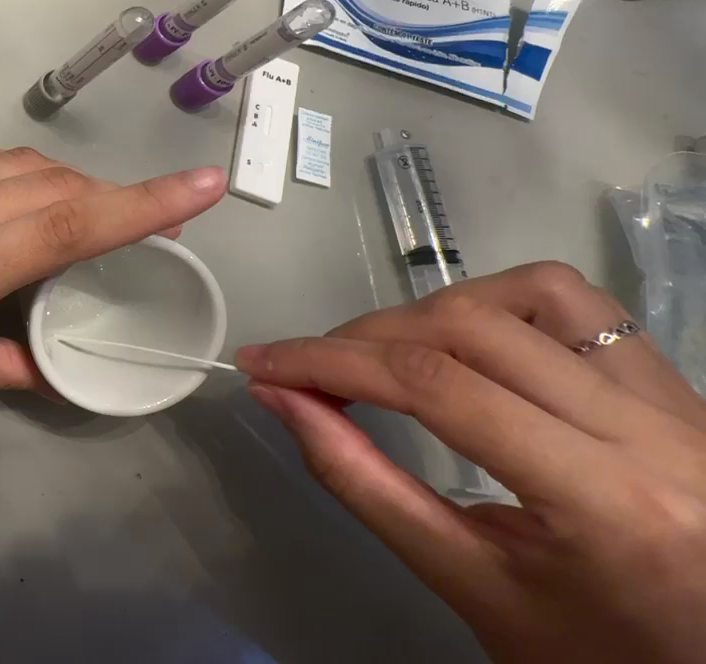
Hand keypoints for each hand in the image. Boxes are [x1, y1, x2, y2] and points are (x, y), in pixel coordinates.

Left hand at [0, 141, 226, 396]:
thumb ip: (1, 367)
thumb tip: (57, 370)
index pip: (69, 225)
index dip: (144, 203)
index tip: (204, 184)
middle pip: (53, 187)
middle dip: (113, 199)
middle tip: (147, 228)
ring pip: (18, 164)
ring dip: (65, 182)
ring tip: (85, 217)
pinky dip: (15, 168)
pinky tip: (18, 195)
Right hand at [237, 262, 705, 663]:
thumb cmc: (591, 653)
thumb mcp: (466, 583)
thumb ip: (360, 480)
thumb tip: (277, 395)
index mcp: (609, 501)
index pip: (434, 384)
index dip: (327, 361)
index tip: (260, 363)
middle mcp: (660, 437)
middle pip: (469, 328)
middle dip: (362, 338)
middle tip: (308, 371)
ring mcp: (684, 410)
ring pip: (531, 296)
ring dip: (431, 312)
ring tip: (389, 355)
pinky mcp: (685, 397)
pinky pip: (584, 311)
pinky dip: (504, 306)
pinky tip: (469, 343)